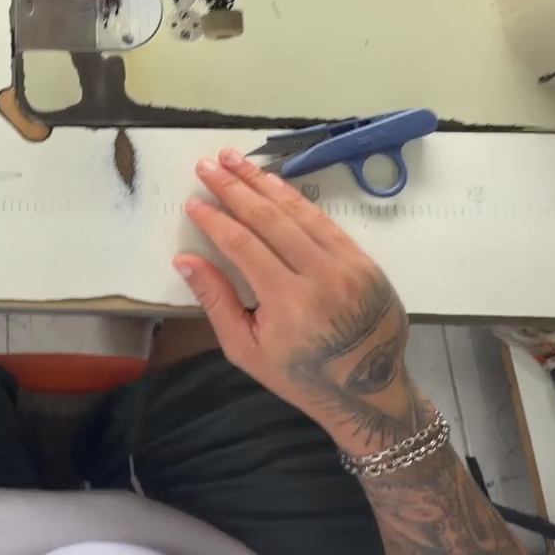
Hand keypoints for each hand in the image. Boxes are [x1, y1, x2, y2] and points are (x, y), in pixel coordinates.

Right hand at [175, 149, 428, 455]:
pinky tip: (271, 181)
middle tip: (207, 165)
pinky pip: (323, 219)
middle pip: (269, 219)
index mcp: (290, 304)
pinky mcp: (365, 261)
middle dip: (233, 187)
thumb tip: (184, 259)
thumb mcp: (246, 349)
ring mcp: (350, 266)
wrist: (371, 395)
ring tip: (233, 159)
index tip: (193, 201)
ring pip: (298, 211)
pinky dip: (294, 197)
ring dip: (262, 180)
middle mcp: (323, 278)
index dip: (215, 220)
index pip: (243, 245)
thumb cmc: (299, 375)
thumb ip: (215, 300)